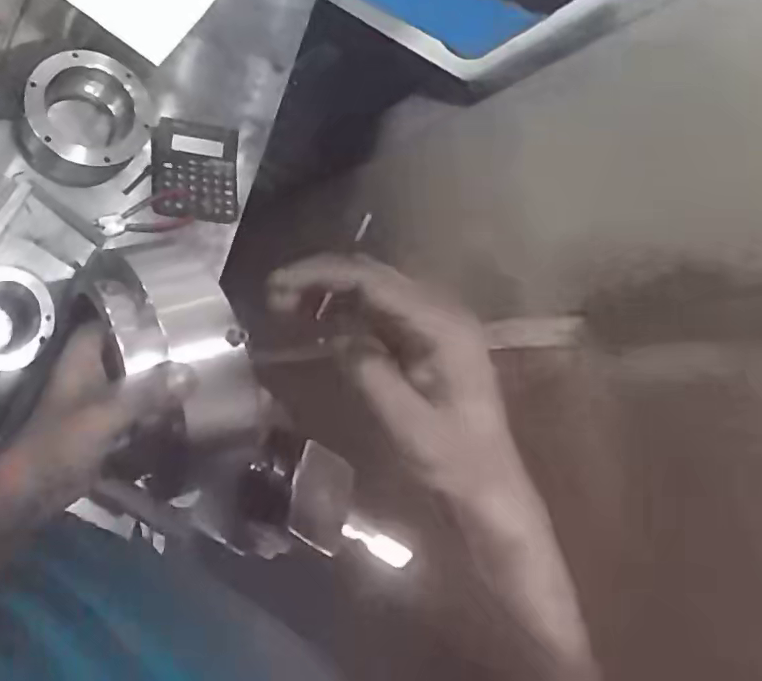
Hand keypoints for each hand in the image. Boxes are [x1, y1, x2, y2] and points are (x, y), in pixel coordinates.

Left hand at [0, 324, 194, 514]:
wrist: (34, 490)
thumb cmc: (62, 442)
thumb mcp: (107, 414)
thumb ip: (147, 392)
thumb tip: (190, 372)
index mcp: (81, 357)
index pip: (108, 323)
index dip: (135, 319)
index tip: (170, 318)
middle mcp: (86, 372)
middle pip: (122, 354)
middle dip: (152, 356)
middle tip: (190, 351)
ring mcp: (92, 400)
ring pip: (127, 383)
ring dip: (152, 386)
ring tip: (192, 380)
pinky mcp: (99, 427)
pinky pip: (128, 412)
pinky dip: (147, 413)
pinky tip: (176, 416)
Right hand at [269, 254, 526, 502]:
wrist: (489, 490)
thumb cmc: (454, 462)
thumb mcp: (409, 426)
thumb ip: (370, 373)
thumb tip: (336, 335)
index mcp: (441, 324)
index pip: (370, 279)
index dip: (319, 275)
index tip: (277, 286)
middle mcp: (438, 310)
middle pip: (368, 272)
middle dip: (316, 276)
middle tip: (272, 294)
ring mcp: (429, 320)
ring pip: (367, 282)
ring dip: (324, 287)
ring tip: (284, 304)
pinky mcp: (418, 333)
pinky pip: (370, 303)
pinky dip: (336, 303)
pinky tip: (312, 318)